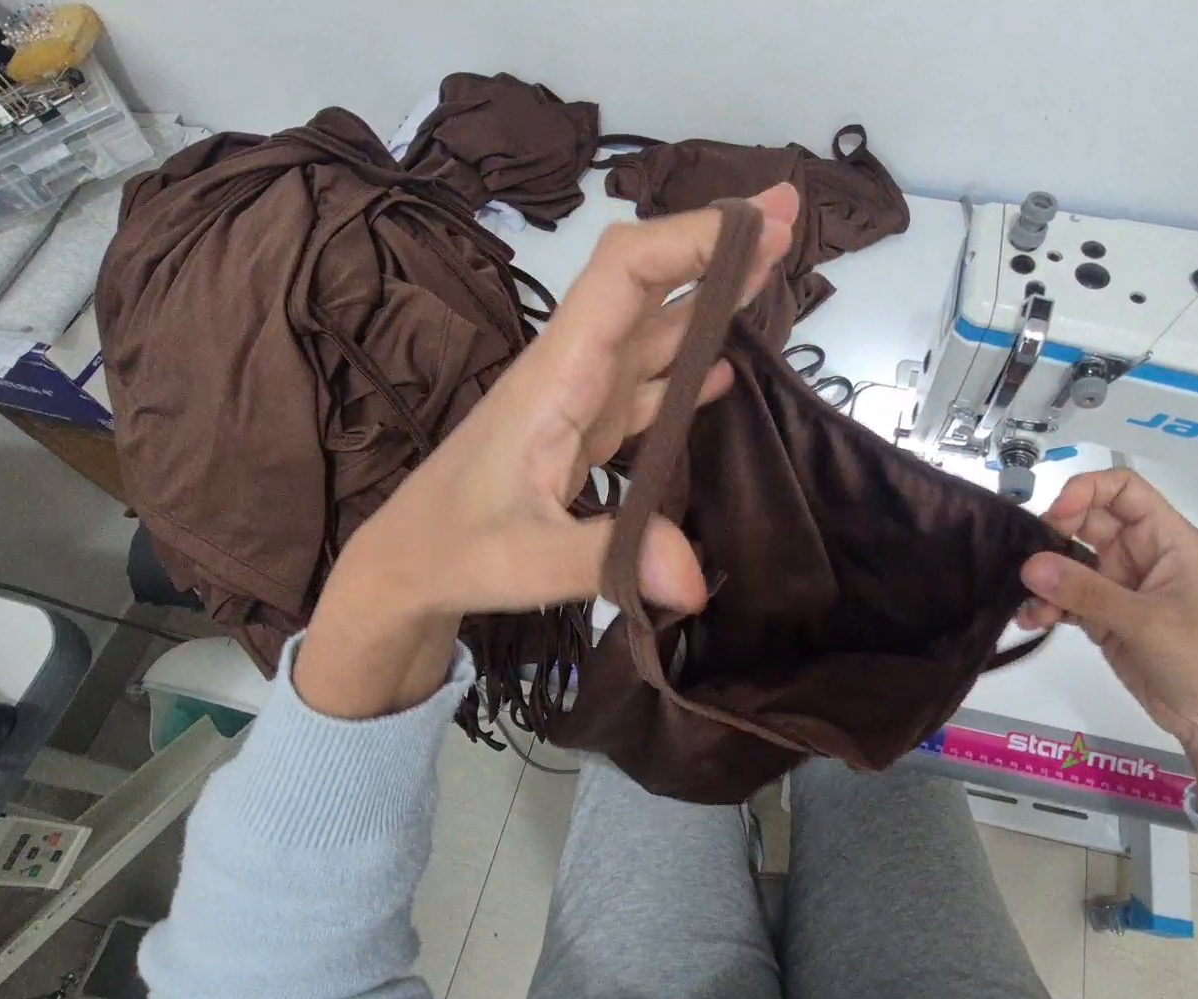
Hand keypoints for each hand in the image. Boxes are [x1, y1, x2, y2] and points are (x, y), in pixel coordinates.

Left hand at [294, 184, 801, 718]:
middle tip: (789, 220)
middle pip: (646, 287)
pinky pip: (646, 384)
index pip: (623, 276)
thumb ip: (607, 558)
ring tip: (771, 276)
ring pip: (653, 331)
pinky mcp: (585, 431)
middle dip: (715, 250)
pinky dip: (687, 369)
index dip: (691, 242)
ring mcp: (580, 401)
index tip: (761, 226)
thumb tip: (693, 579)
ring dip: (709, 301)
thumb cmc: (453, 551)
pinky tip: (722, 372)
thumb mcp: (525, 561)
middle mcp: (572, 372)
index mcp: (556, 376)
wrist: (408, 566)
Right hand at [1017, 469, 1197, 834]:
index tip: (1055, 517)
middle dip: (1054, 536)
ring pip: (1070, 564)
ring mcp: (1121, 588)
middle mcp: (1141, 556)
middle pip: (1088, 523)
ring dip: (1044, 577)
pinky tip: (1032, 621)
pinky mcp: (1105, 620)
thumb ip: (1085, 591)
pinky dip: (1047, 607)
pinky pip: (1067, 600)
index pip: (1123, 490)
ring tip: (1028, 602)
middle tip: (1028, 561)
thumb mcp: (1146, 621)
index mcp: (1167, 539)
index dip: (1087, 491)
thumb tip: (1029, 565)